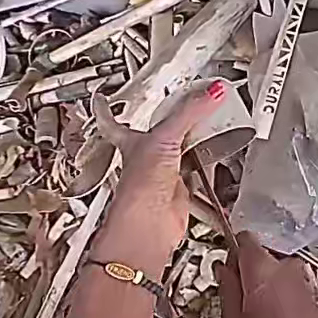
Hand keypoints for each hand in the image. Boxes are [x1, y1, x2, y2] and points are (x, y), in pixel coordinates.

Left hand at [90, 81, 226, 276]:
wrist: (149, 226)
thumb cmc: (139, 188)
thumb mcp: (164, 138)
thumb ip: (190, 112)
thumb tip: (213, 92)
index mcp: (132, 141)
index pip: (114, 121)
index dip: (107, 108)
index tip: (103, 96)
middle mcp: (147, 157)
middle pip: (160, 133)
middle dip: (174, 121)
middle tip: (188, 104)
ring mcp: (164, 174)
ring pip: (181, 152)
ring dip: (194, 143)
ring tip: (209, 125)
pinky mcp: (182, 191)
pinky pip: (198, 173)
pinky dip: (208, 167)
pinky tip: (214, 159)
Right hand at [217, 231, 317, 317]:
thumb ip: (226, 290)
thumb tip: (222, 270)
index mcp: (262, 267)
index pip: (242, 239)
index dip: (230, 253)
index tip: (224, 273)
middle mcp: (284, 266)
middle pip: (257, 256)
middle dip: (244, 275)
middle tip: (236, 304)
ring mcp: (300, 279)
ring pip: (271, 273)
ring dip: (261, 289)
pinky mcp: (310, 293)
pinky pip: (285, 286)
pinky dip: (276, 298)